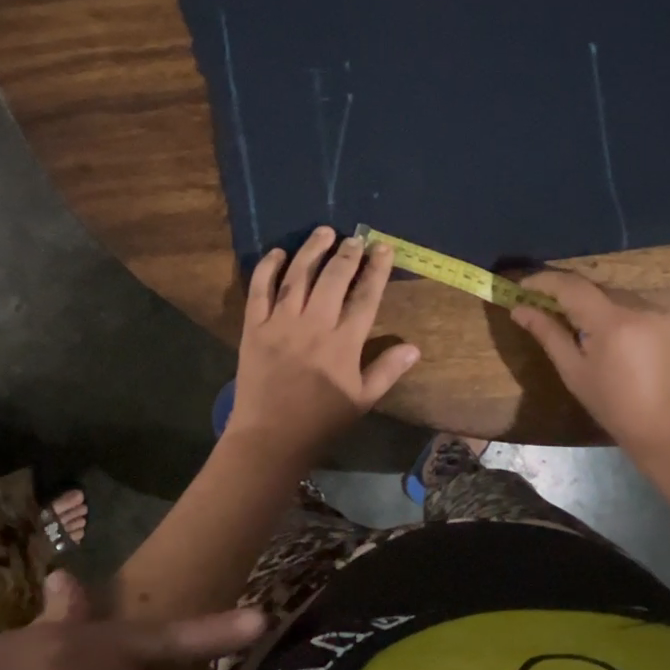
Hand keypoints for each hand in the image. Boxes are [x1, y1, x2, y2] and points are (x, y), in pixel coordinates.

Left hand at [229, 227, 420, 458]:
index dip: (376, 270)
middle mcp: (314, 325)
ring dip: (312, 251)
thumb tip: (414, 347)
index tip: (383, 248)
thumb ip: (387, 370)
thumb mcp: (362, 400)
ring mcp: (281, 323)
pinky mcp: (254, 327)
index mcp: (344, 343)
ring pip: (298, 276)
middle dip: (347, 254)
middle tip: (355, 239)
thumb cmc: (321, 421)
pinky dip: (268, 268)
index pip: (365, 297)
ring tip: (323, 232)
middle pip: (333, 278)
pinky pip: (260, 290)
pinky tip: (278, 253)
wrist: (271, 437)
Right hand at [509, 270, 669, 447]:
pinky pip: (637, 305)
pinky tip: (613, 334)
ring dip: (594, 302)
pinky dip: (618, 312)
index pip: (572, 286)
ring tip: (580, 324)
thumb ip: (547, 332)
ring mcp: (661, 312)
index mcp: (612, 323)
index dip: (544, 281)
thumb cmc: (611, 404)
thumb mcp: (572, 370)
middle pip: (595, 287)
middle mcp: (639, 308)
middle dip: (569, 293)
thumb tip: (518, 309)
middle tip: (546, 306)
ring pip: (616, 294)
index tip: (523, 285)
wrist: (664, 427)